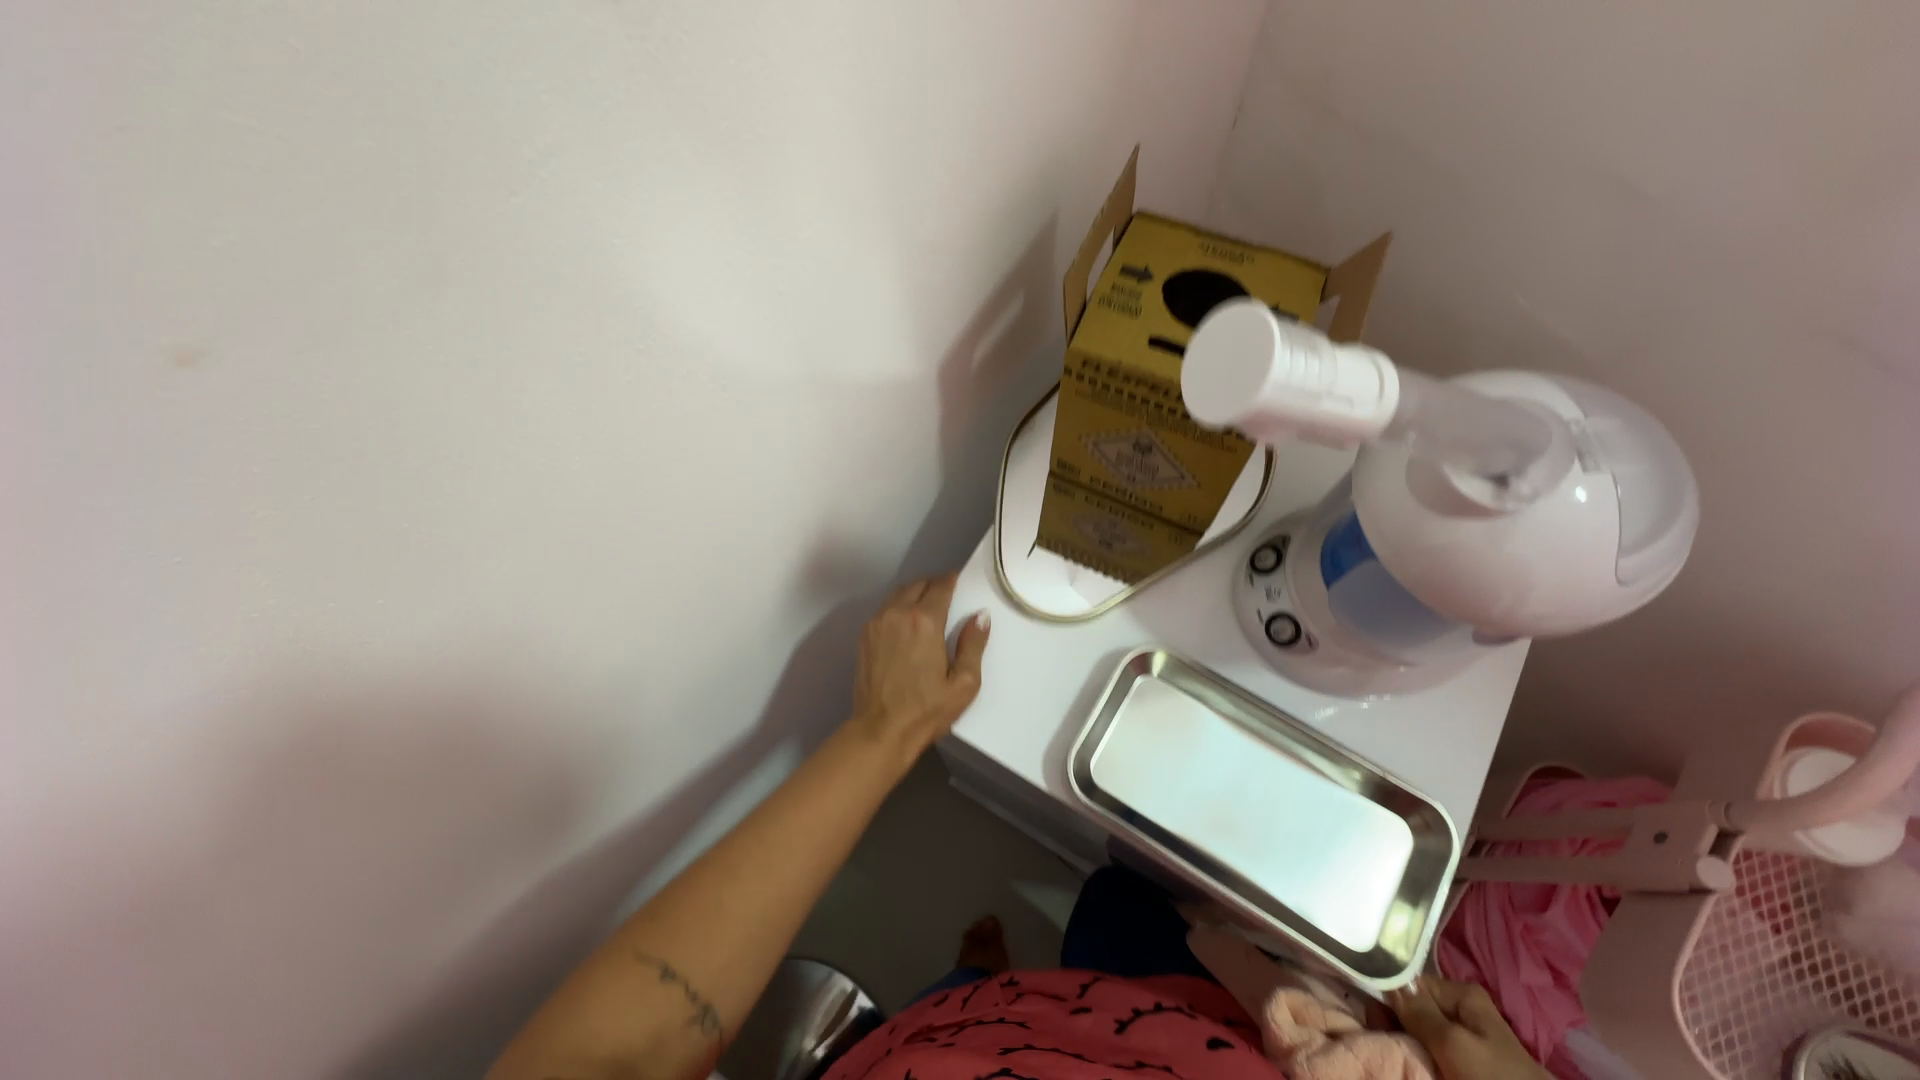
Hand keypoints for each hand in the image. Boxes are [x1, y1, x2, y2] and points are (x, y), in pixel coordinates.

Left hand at [845, 573, 990, 759]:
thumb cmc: (926, 710)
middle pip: (917, 584)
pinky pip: (884, 609)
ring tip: (927, 606)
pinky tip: (907, 623)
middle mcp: (898, 614)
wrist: (880, 730)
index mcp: (925, 622)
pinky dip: (898, 607)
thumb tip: (980, 616)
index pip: (940, 586)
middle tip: (947, 594)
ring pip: (898, 594)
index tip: (959, 581)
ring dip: (914, 593)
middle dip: (933, 584)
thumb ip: (973, 645)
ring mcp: (876, 623)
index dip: (952, 580)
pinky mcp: (864, 636)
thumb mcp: (963, 683)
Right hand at [1388, 977, 1549, 1079]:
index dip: (1388, 999)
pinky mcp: (1462, 1057)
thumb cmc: (1493, 1077)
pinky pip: (1429, 1048)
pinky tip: (1412, 1062)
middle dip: (1395, 1023)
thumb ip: (1418, 1011)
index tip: (1374, 1019)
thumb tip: (1385, 976)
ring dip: (1403, 1041)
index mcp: (1462, 994)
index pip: (1410, 983)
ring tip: (1397, 1054)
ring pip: (1416, 1029)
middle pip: (1411, 1006)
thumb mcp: (1453, 1044)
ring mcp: (1462, 1035)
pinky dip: (1417, 1055)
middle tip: (1385, 1042)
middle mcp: (1460, 1008)